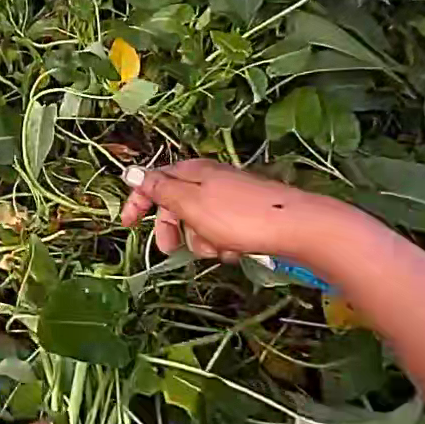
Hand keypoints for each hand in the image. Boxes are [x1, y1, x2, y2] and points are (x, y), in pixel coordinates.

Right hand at [121, 158, 376, 263]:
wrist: (297, 227)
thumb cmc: (238, 217)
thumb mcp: (191, 203)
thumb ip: (160, 189)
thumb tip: (131, 171)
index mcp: (191, 171)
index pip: (153, 181)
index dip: (137, 202)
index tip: (127, 225)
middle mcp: (208, 178)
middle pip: (174, 203)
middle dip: (172, 228)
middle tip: (171, 250)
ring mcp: (228, 195)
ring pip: (197, 220)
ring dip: (199, 239)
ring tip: (216, 250)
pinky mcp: (245, 212)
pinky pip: (220, 229)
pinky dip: (220, 242)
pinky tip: (233, 251)